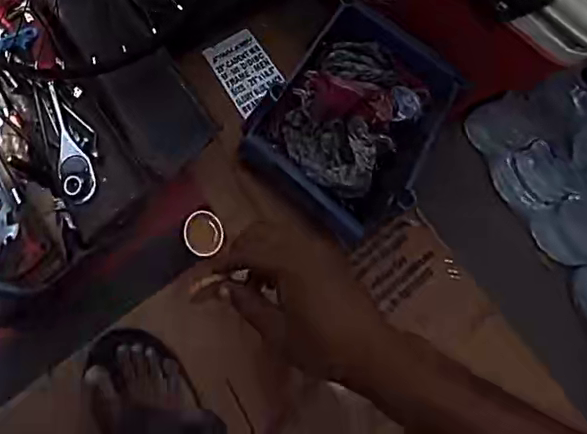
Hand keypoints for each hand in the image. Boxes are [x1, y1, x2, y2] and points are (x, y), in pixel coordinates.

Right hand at [191, 223, 394, 382]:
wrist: (376, 353)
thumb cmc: (324, 346)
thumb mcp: (279, 333)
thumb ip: (248, 305)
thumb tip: (223, 288)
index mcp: (286, 260)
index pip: (244, 251)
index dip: (223, 262)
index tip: (210, 275)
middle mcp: (300, 244)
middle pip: (258, 233)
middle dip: (240, 250)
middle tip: (231, 275)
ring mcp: (316, 247)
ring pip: (275, 233)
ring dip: (258, 248)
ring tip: (254, 279)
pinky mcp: (328, 255)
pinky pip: (293, 241)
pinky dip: (277, 250)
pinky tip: (278, 279)